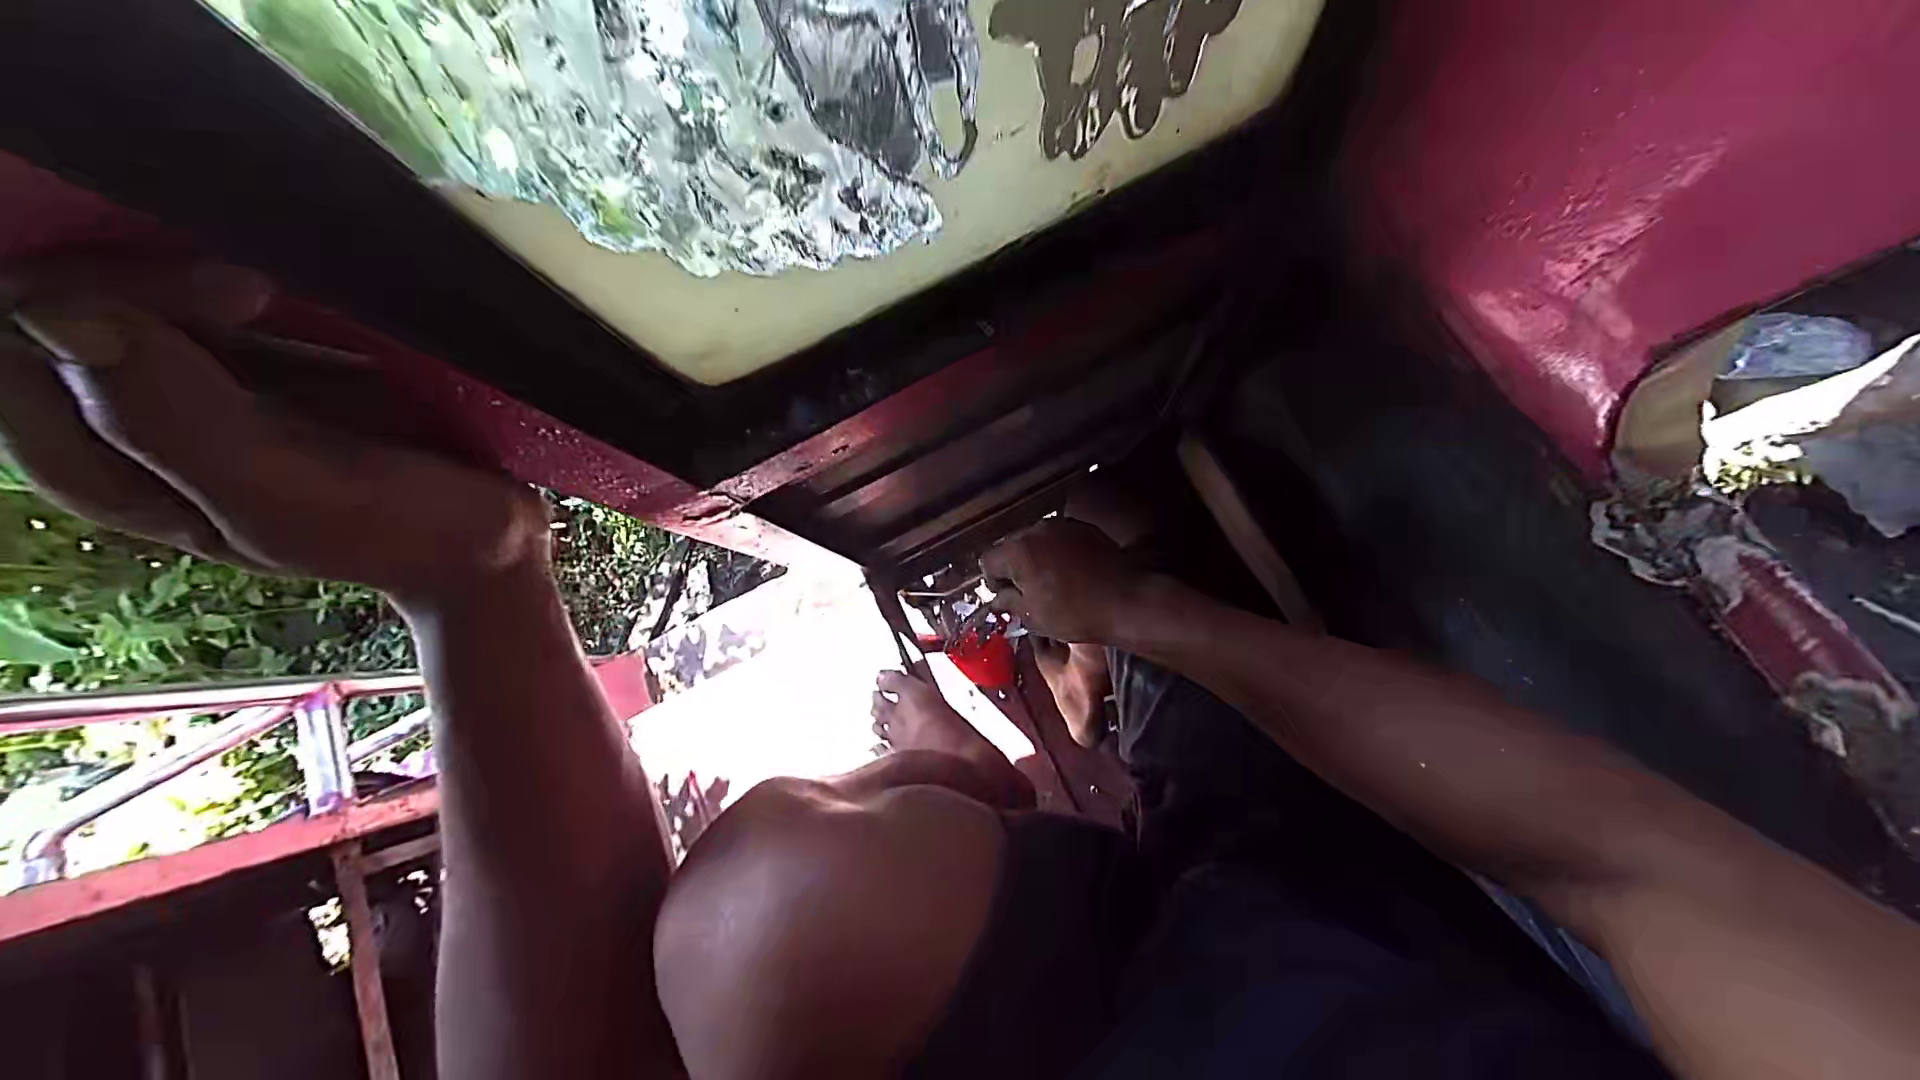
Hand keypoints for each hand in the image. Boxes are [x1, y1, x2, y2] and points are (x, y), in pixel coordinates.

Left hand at [0, 255, 550, 609]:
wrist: (490, 538)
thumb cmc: (406, 530)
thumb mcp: (295, 499)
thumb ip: (176, 426)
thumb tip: (63, 314)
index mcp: (107, 469)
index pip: (20, 341)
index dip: (112, 296)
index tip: (244, 295)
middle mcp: (125, 423)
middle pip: (62, 304)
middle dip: (153, 278)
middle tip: (266, 286)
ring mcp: (192, 393)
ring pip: (129, 294)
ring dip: (195, 274)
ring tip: (288, 289)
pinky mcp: (260, 375)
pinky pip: (202, 305)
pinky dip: (238, 285)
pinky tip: (300, 298)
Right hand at [980, 518, 1148, 643]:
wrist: (1126, 600)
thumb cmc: (1076, 612)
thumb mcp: (1033, 617)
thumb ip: (1008, 602)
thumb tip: (999, 598)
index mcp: (1017, 551)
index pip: (988, 560)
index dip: (993, 581)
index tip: (1007, 596)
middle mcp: (1036, 530)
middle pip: (1010, 546)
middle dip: (1013, 567)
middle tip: (1027, 592)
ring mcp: (1061, 525)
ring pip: (1035, 540)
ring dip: (1035, 558)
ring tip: (1050, 582)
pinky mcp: (1082, 527)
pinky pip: (1058, 537)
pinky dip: (1056, 552)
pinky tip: (1069, 573)